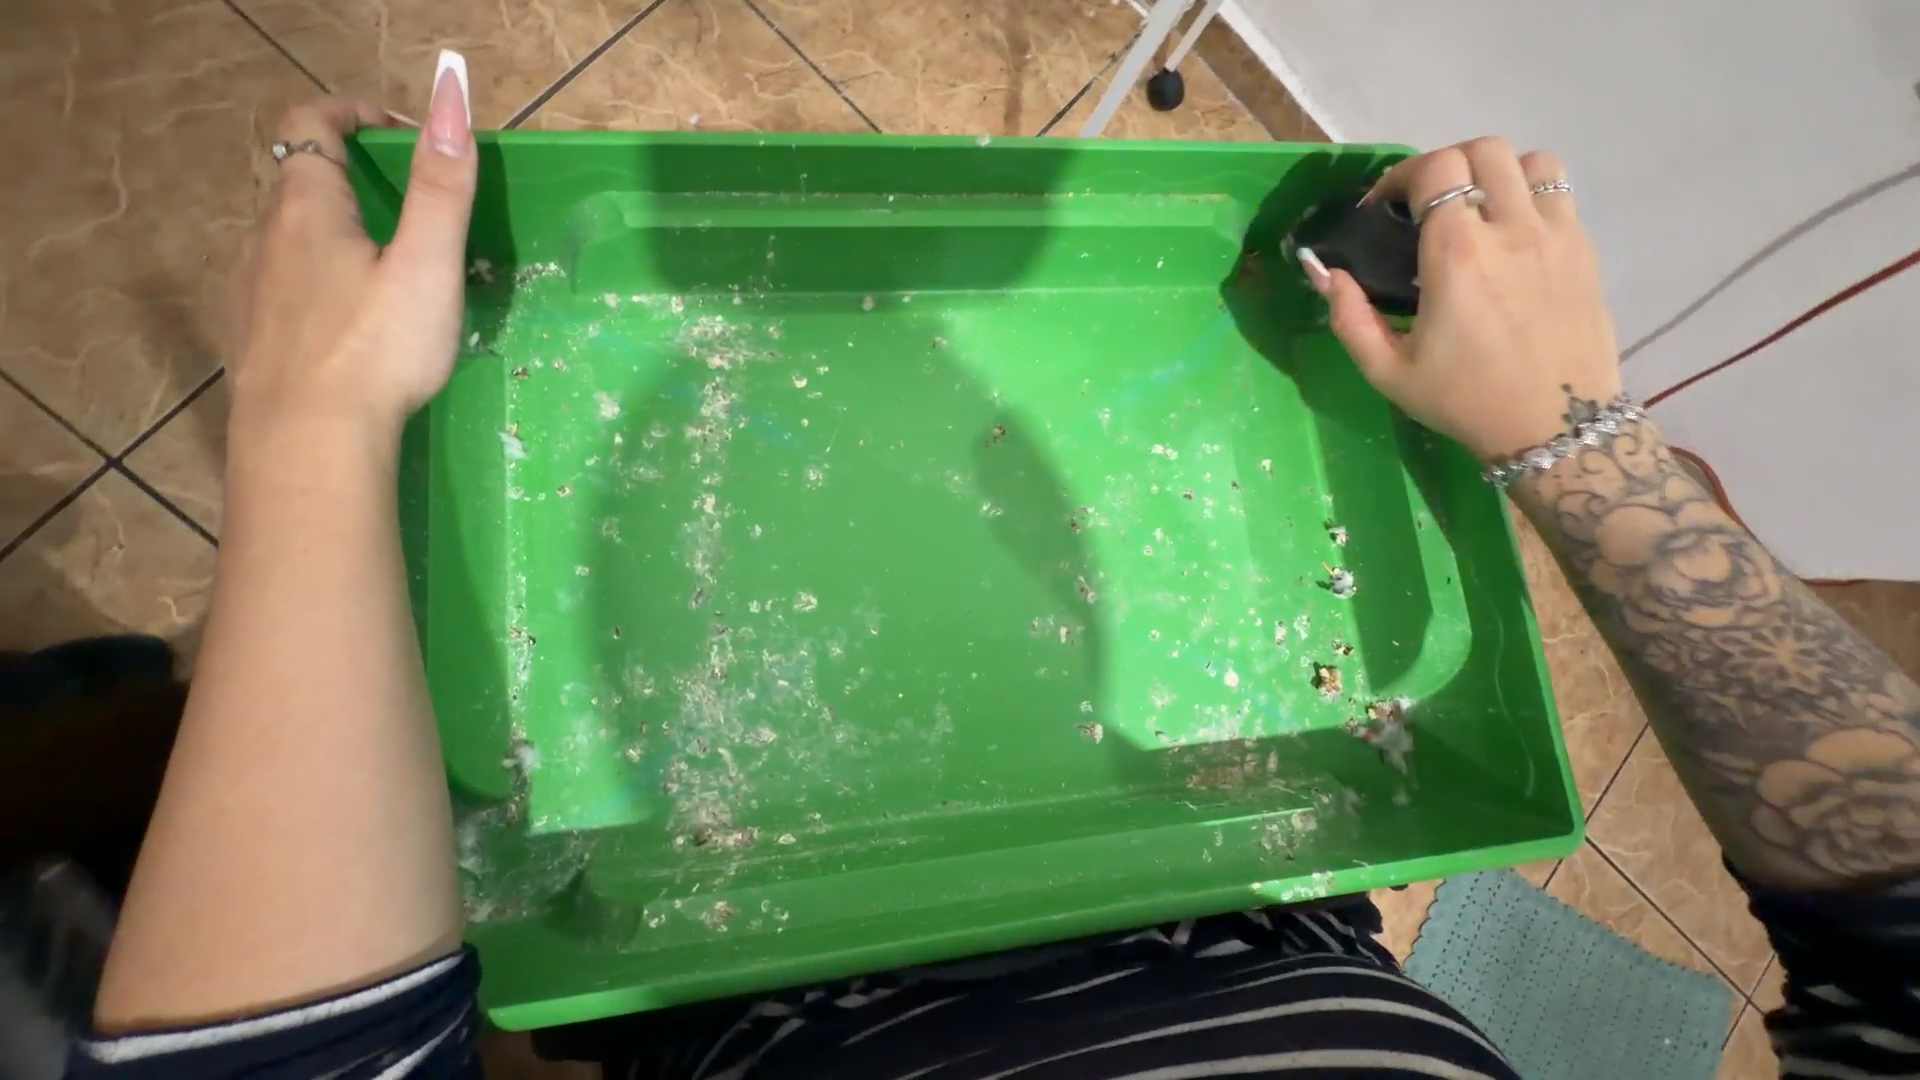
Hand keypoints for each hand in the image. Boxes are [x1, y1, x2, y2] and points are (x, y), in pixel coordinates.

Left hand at [226, 55, 476, 442]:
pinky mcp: (253, 330)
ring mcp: (251, 284)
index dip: (356, 113)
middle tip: (414, 214)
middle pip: (302, 182)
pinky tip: (352, 319)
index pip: (312, 125)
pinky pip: (283, 282)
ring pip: (291, 236)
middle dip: (357, 181)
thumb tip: (453, 89)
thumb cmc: (378, 346)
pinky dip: (318, 277)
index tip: (407, 132)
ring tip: (392, 271)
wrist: (311, 435)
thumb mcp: (426, 264)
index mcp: (308, 208)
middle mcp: (266, 234)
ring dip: (338, 233)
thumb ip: (443, 184)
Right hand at [1302, 137, 1621, 461]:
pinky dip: (1527, 193)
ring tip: (1471, 210)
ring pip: (1529, 161)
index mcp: (1457, 255)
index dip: (1400, 177)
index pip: (1435, 171)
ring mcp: (1557, 234)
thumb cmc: (1461, 399)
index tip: (1382, 209)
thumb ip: (1349, 317)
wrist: (1552, 422)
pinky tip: (1506, 233)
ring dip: (1492, 172)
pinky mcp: (1584, 248)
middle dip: (1443, 166)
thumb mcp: (1386, 371)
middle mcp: (1511, 229)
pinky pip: (1559, 191)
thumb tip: (1324, 272)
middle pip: (1483, 150)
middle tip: (1421, 204)